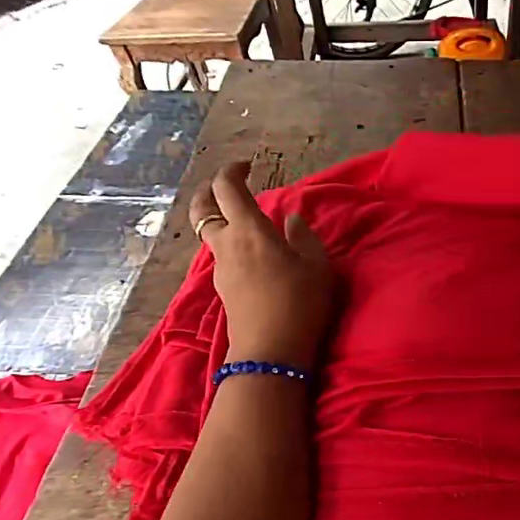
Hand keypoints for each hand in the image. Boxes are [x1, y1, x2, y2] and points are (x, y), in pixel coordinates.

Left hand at [188, 161, 333, 367]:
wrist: (271, 354)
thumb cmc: (299, 303)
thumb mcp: (317, 265)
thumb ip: (303, 236)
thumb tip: (290, 220)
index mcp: (249, 230)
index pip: (226, 187)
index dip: (232, 170)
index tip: (247, 166)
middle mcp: (227, 245)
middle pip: (202, 209)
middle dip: (210, 192)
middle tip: (229, 188)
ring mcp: (220, 269)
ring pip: (210, 234)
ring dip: (221, 220)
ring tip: (248, 223)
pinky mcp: (223, 290)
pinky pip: (221, 255)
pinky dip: (230, 243)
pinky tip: (254, 254)